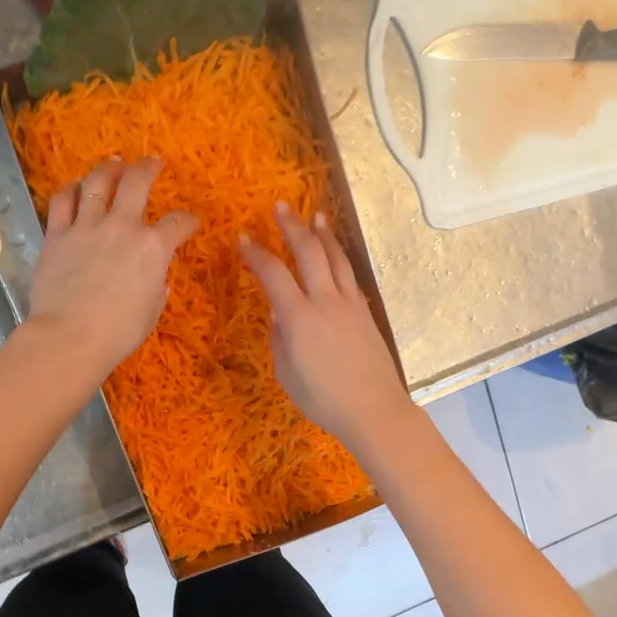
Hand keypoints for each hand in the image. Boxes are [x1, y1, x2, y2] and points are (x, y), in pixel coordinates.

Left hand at [27, 157, 198, 369]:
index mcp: (153, 248)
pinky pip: (63, 200)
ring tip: (114, 164)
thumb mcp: (151, 312)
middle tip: (152, 163)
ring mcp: (87, 226)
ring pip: (98, 181)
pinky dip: (72, 190)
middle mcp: (122, 226)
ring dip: (109, 168)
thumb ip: (156, 288)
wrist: (70, 337)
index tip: (190, 223)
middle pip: (137, 182)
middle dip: (148, 168)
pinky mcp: (57, 234)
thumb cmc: (118, 333)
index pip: (178, 224)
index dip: (188, 221)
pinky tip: (76, 188)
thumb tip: (156, 278)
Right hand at [239, 204, 411, 447]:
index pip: (273, 274)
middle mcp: (325, 301)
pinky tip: (336, 257)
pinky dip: (340, 260)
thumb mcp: (287, 375)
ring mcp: (349, 304)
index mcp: (299, 318)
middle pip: (308, 252)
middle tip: (280, 208)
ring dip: (323, 235)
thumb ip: (280, 340)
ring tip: (315, 217)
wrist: (373, 409)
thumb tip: (279, 313)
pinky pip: (350, 277)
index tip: (244, 239)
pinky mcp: (365, 313)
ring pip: (336, 258)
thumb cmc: (323, 400)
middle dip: (292, 227)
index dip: (256, 254)